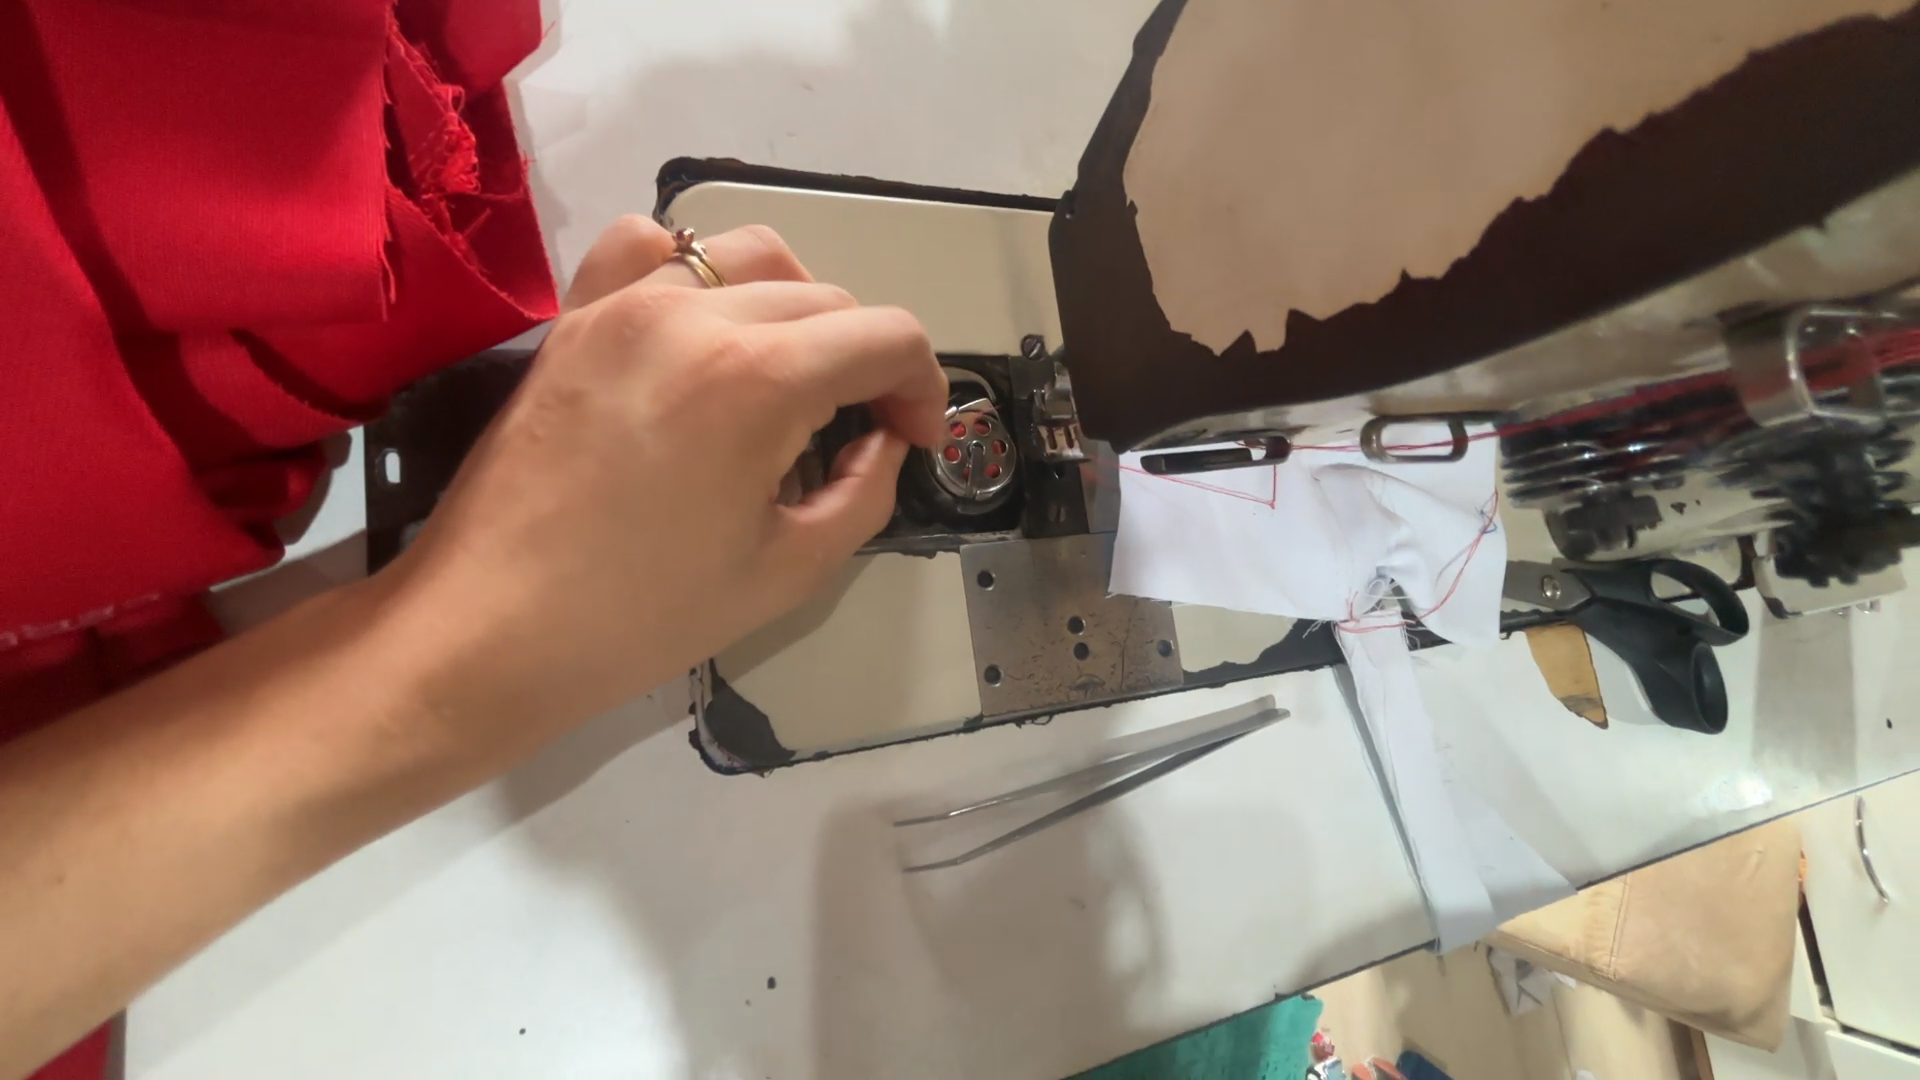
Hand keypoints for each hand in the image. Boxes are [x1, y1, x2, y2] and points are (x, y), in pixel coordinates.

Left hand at [372, 218, 947, 731]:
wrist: (491, 629)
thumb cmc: (649, 615)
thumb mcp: (795, 568)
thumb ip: (868, 489)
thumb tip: (887, 438)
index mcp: (760, 380)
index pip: (887, 335)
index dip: (925, 385)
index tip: (916, 438)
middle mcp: (696, 314)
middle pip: (830, 299)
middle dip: (871, 361)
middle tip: (867, 427)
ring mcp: (625, 303)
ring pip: (755, 257)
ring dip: (802, 311)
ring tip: (796, 375)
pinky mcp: (577, 315)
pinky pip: (653, 246)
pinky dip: (701, 274)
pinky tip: (705, 329)